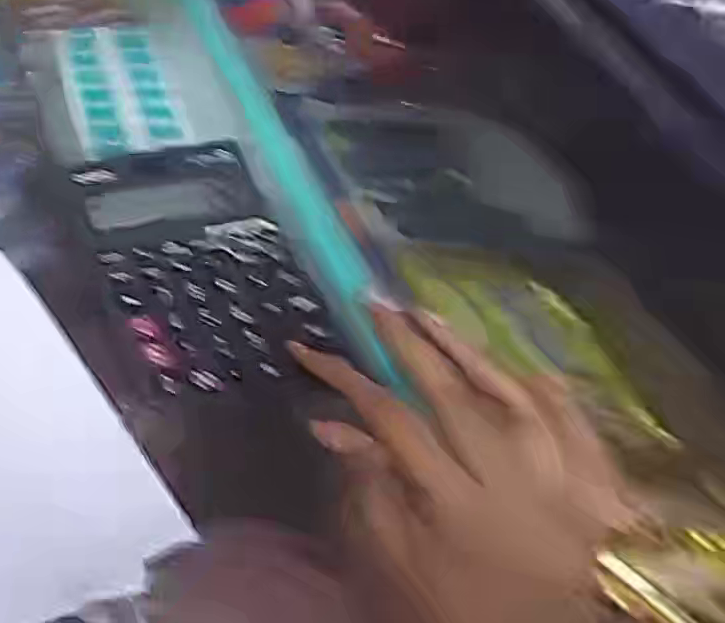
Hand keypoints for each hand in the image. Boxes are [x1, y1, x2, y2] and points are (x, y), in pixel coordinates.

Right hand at [294, 307, 638, 622]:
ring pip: (521, 410)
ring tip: (434, 318)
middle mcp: (516, 493)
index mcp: (454, 503)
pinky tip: (532, 373)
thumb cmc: (440, 595)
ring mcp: (565, 498)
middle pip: (457, 401)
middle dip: (409, 345)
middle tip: (376, 304)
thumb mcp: (386, 545)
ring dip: (474, 357)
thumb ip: (365, 479)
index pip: (390, 417)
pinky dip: (560, 406)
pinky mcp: (595, 509)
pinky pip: (585, 447)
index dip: (343, 376)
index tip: (303, 348)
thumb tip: (327, 424)